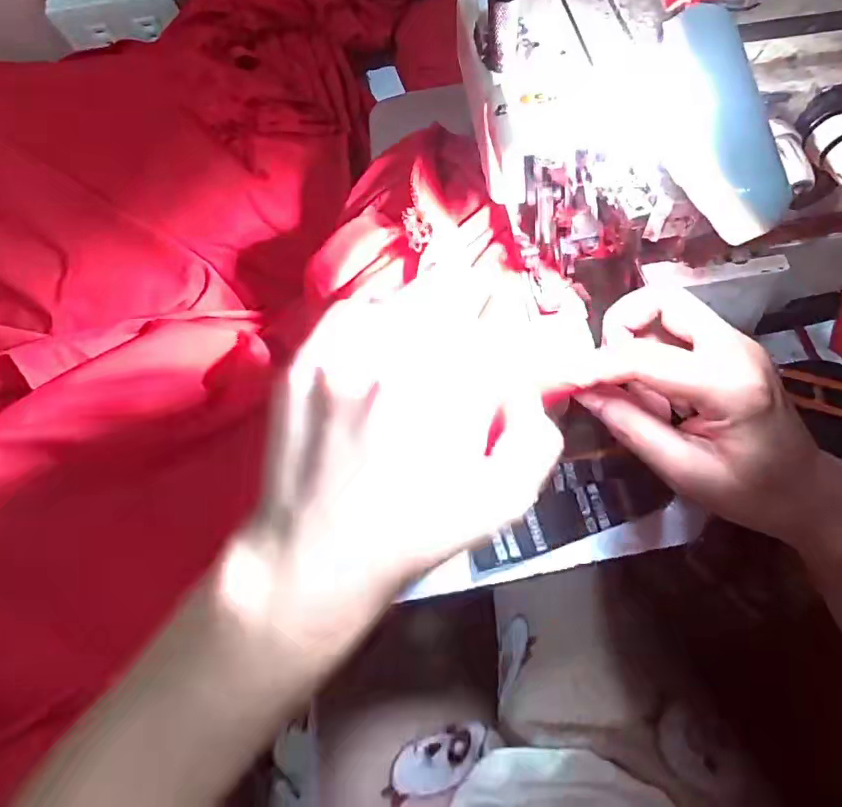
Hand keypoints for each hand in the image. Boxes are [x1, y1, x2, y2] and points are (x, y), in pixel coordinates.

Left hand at [240, 270, 588, 630]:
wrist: (315, 555)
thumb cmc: (417, 532)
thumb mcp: (504, 501)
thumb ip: (535, 434)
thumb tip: (522, 382)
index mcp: (460, 388)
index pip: (499, 313)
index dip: (509, 309)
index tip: (505, 317)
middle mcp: (404, 357)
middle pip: (453, 286)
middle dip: (473, 293)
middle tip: (473, 311)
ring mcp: (347, 352)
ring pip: (403, 293)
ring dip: (425, 302)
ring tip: (427, 328)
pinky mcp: (306, 358)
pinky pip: (352, 308)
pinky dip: (375, 314)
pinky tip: (380, 339)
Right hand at [576, 286, 841, 552]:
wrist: (806, 491)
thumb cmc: (751, 493)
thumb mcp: (684, 471)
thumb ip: (631, 426)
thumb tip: (584, 391)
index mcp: (728, 383)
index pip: (646, 356)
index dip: (598, 365)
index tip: (566, 379)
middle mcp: (734, 347)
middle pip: (661, 300)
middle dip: (621, 327)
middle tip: (607, 371)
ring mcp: (734, 341)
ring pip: (666, 310)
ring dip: (637, 341)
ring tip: (639, 394)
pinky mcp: (729, 346)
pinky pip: (677, 329)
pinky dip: (653, 351)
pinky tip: (659, 394)